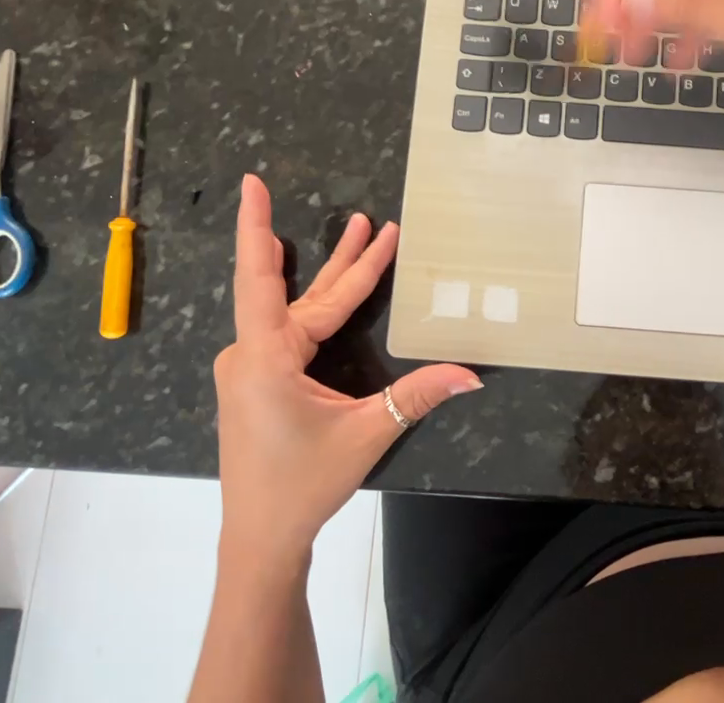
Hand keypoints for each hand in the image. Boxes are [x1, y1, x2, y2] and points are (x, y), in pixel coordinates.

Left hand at [214, 175, 479, 562]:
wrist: (260, 538)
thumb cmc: (303, 485)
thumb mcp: (366, 434)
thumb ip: (417, 396)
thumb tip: (472, 373)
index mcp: (267, 358)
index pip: (263, 279)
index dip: (256, 227)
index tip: (253, 184)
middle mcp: (252, 354)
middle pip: (304, 293)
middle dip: (345, 258)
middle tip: (375, 221)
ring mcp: (251, 368)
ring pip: (296, 311)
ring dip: (332, 278)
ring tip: (362, 235)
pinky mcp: (258, 381)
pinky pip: (286, 330)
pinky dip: (312, 304)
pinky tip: (314, 285)